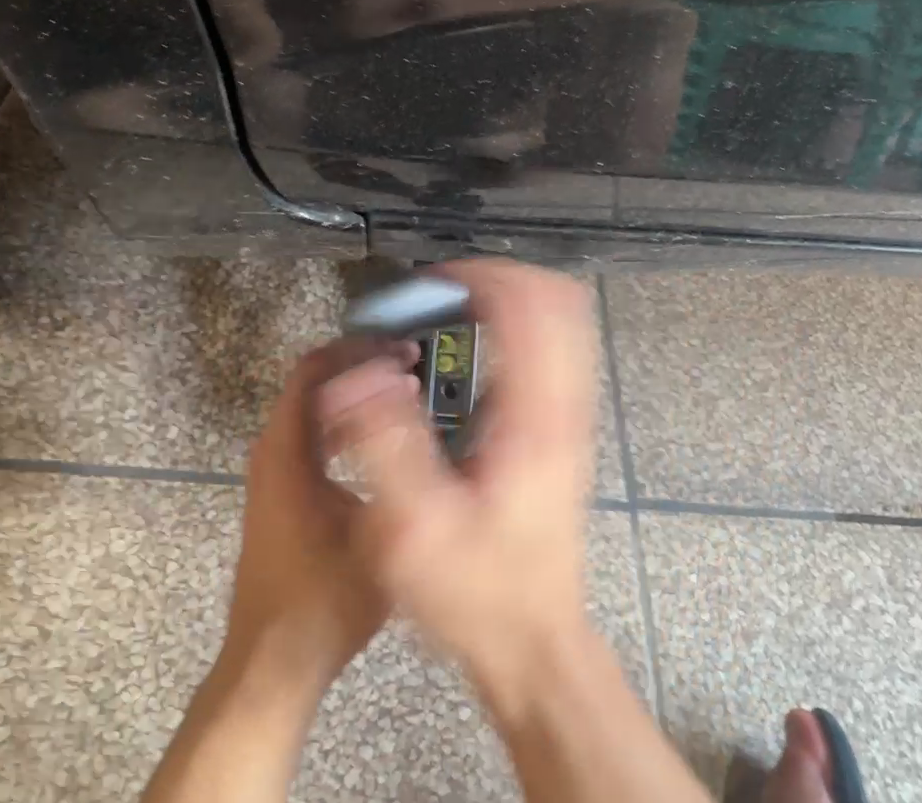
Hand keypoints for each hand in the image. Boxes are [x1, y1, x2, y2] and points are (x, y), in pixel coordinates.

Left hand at [223, 339, 414, 694]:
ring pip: (314, 411)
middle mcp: (271, 453)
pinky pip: (312, 438)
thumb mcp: (376, 531)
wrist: (275, 659)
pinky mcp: (279, 497)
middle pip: (312, 384)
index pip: (314, 369)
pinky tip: (383, 440)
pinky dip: (346, 425)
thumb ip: (395, 468)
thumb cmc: (326, 597)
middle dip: (362, 366)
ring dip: (356, 395)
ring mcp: (270, 476)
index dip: (359, 349)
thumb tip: (414, 417)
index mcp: (287, 452)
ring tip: (406, 392)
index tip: (403, 349)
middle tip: (412, 364)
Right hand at [316, 260, 600, 720]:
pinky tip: (467, 362)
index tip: (430, 285)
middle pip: (557, 302)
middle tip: (440, 294)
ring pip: (560, 325)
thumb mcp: (413, 530)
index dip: (480, 278)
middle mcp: (563, 410)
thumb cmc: (477, 595)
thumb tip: (351, 377)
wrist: (533, 643)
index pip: (531, 308)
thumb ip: (383, 446)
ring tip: (449, 316)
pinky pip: (552, 356)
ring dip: (507, 305)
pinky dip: (514, 336)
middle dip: (497, 281)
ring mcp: (570, 421)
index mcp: (535, 420)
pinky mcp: (561, 436)